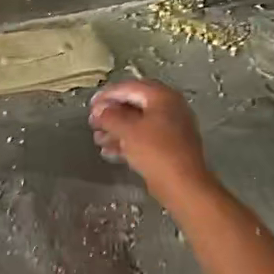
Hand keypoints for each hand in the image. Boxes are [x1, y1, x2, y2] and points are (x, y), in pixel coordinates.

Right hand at [89, 80, 212, 191]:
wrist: (183, 185)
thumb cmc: (155, 151)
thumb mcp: (127, 130)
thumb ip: (109, 115)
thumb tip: (99, 109)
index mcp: (162, 97)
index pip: (129, 87)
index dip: (107, 95)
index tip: (90, 105)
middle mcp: (170, 108)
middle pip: (134, 105)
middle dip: (111, 114)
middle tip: (93, 122)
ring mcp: (172, 128)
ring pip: (138, 123)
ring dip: (116, 129)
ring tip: (98, 139)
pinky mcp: (170, 147)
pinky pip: (144, 138)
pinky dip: (127, 142)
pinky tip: (109, 152)